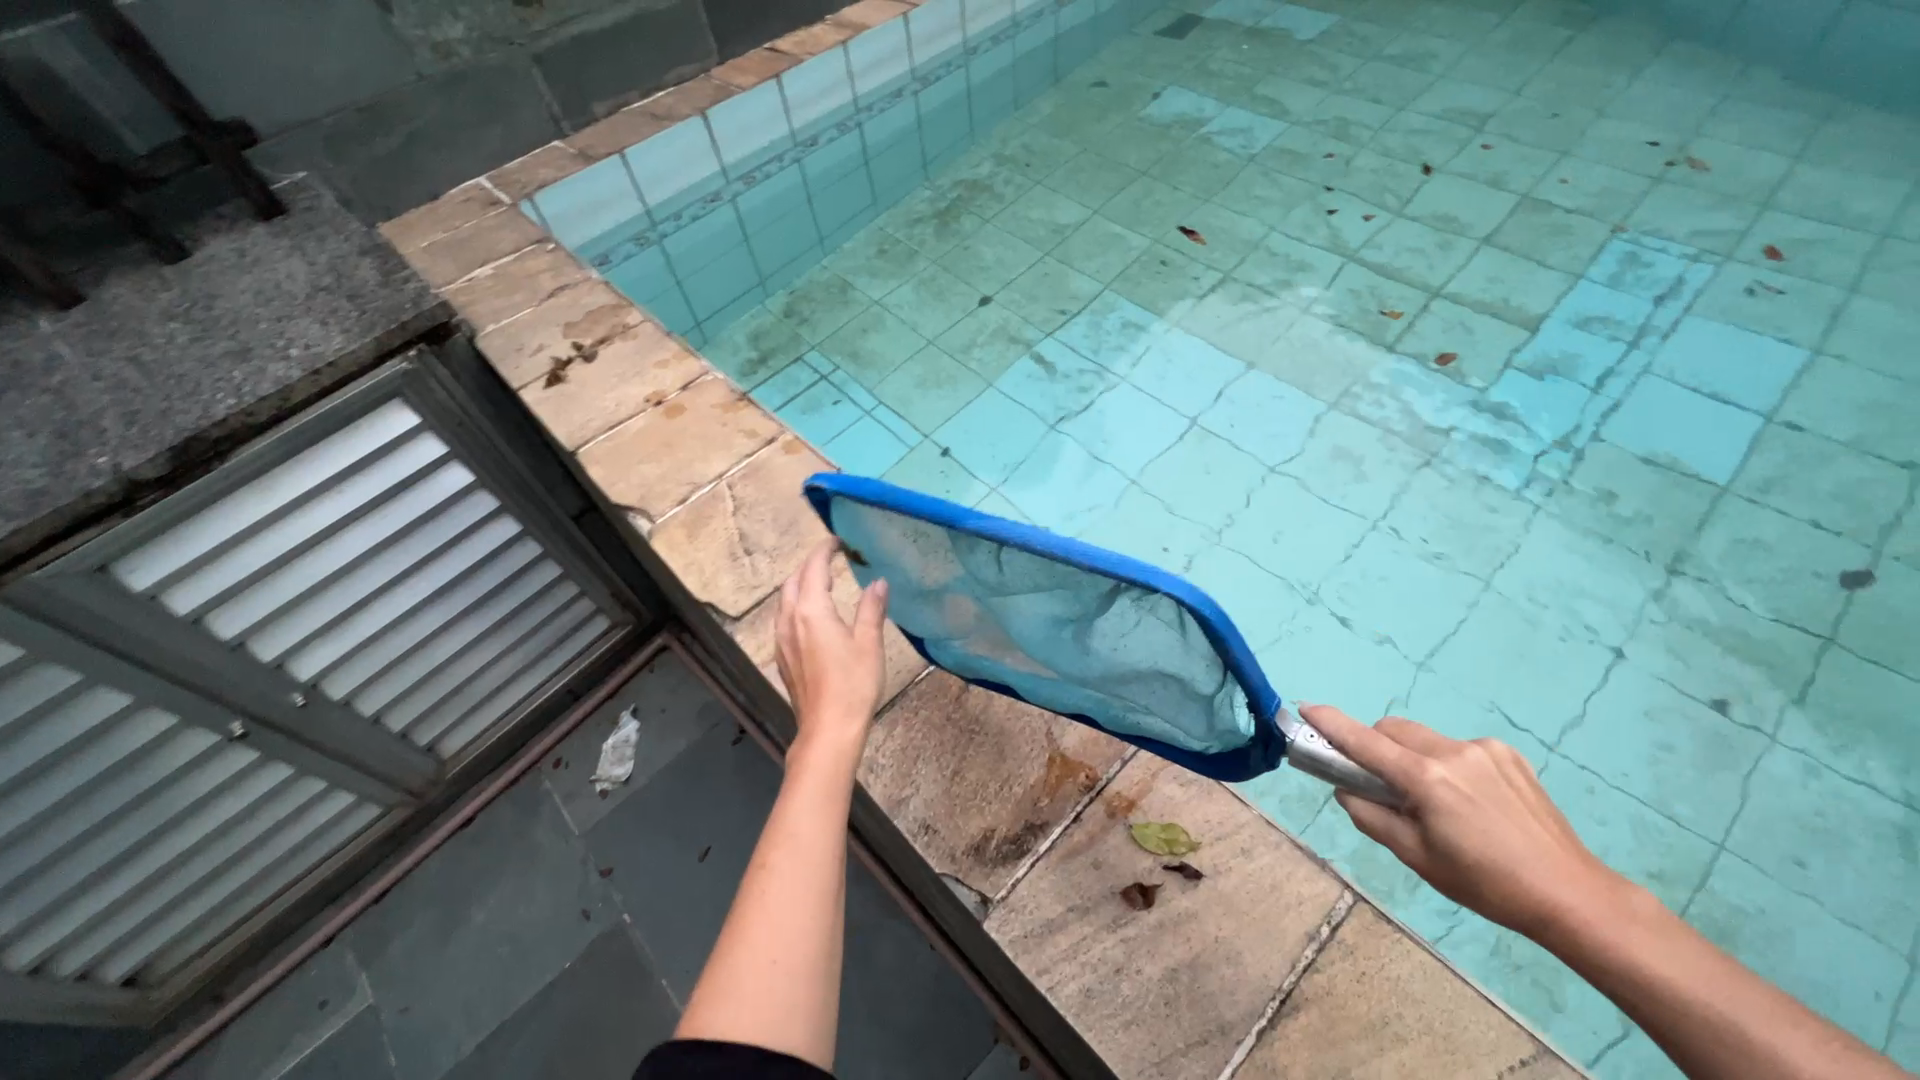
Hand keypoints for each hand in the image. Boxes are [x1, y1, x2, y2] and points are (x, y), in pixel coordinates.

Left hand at [775, 539, 889, 757]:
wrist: (829, 728)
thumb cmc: (853, 684)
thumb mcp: (869, 642)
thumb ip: (871, 608)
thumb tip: (878, 582)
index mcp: (811, 611)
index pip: (813, 568)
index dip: (824, 551)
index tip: (838, 542)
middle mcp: (790, 620)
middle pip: (793, 581)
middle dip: (809, 566)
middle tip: (832, 560)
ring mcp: (781, 640)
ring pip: (784, 601)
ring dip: (800, 586)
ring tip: (821, 584)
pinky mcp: (782, 657)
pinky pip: (784, 620)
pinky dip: (796, 606)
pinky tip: (813, 617)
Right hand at [1305, 704, 1628, 939]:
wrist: (1570, 892)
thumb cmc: (1485, 883)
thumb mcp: (1417, 857)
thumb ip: (1373, 817)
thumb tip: (1347, 791)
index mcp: (1427, 779)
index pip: (1365, 742)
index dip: (1331, 725)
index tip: (1307, 709)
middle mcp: (1453, 752)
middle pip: (1393, 730)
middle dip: (1374, 746)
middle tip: (1377, 783)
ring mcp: (1485, 749)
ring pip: (1426, 739)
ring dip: (1412, 757)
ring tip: (1433, 802)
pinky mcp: (1509, 755)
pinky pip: (1458, 749)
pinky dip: (1446, 764)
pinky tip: (1470, 802)